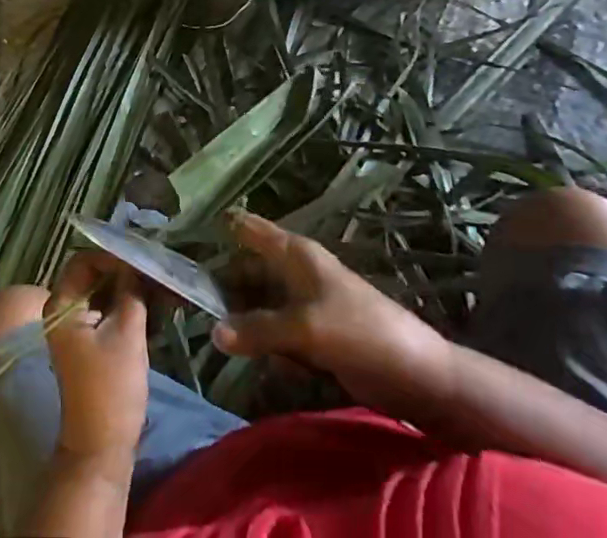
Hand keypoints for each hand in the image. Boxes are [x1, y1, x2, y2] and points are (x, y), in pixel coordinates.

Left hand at [44, 252, 149, 466]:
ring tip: (161, 288)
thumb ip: (131, 294)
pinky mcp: (87, 343)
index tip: (145, 260)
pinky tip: (152, 308)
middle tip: (158, 273)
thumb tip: (137, 266)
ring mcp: (72, 328)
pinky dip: (125, 308)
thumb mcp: (127, 335)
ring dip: (128, 291)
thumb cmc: (111, 387)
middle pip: (91, 277)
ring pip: (100, 296)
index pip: (83, 261)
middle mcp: (61, 310)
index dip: (113, 257)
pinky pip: (104, 313)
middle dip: (124, 273)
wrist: (101, 444)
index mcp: (60, 304)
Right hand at [210, 212, 457, 420]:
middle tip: (192, 305)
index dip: (216, 229)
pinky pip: (273, 331)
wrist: (425, 379)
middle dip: (221, 288)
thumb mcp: (304, 329)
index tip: (182, 242)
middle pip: (243, 269)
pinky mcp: (311, 332)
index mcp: (293, 253)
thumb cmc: (363, 334)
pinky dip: (267, 344)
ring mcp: (302, 302)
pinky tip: (272, 362)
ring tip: (226, 338)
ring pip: (255, 303)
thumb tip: (213, 333)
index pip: (245, 227)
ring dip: (243, 322)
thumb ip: (256, 329)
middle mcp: (293, 271)